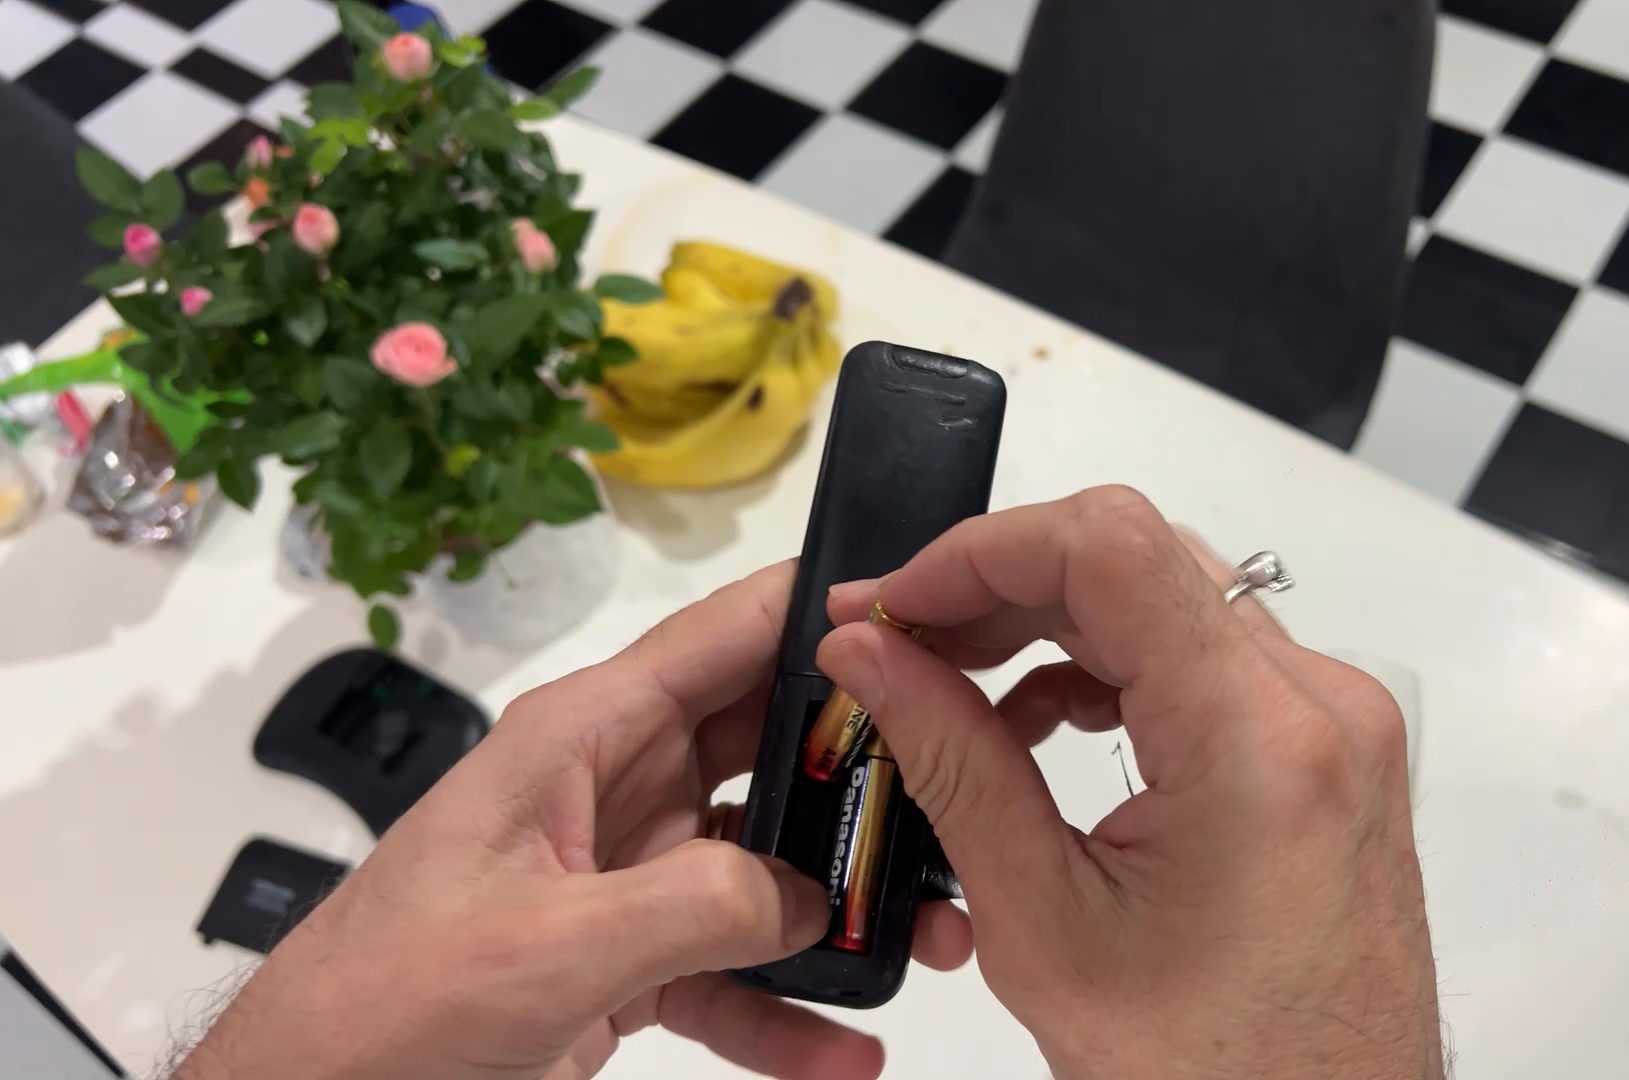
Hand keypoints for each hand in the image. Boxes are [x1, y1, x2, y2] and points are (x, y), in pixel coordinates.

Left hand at [173, 562, 971, 1079]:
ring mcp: (644, 860)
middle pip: (771, 739)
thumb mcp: (538, 952)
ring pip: (772, 848)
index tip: (911, 617)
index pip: (725, 635)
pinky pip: (738, 952)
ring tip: (924, 928)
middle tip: (948, 777)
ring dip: (842, 889)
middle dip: (861, 759)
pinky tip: (843, 1044)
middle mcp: (631, 776)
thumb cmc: (373, 1024)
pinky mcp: (645, 939)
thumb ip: (689, 906)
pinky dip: (788, 995)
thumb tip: (804, 897)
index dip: (817, 610)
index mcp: (593, 731)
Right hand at [821, 487, 1440, 1079]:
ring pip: (1149, 589)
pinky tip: (1030, 714)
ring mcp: (1317, 711)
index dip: (982, 551)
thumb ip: (949, 760)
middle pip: (1124, 558)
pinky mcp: (1303, 730)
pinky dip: (1089, 659)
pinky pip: (1178, 645)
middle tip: (903, 632)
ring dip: (1037, 617)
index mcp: (1255, 742)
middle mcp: (1309, 701)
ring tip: (951, 676)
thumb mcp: (1041, 920)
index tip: (899, 598)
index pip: (1107, 550)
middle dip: (994, 582)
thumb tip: (868, 656)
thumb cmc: (1208, 1077)